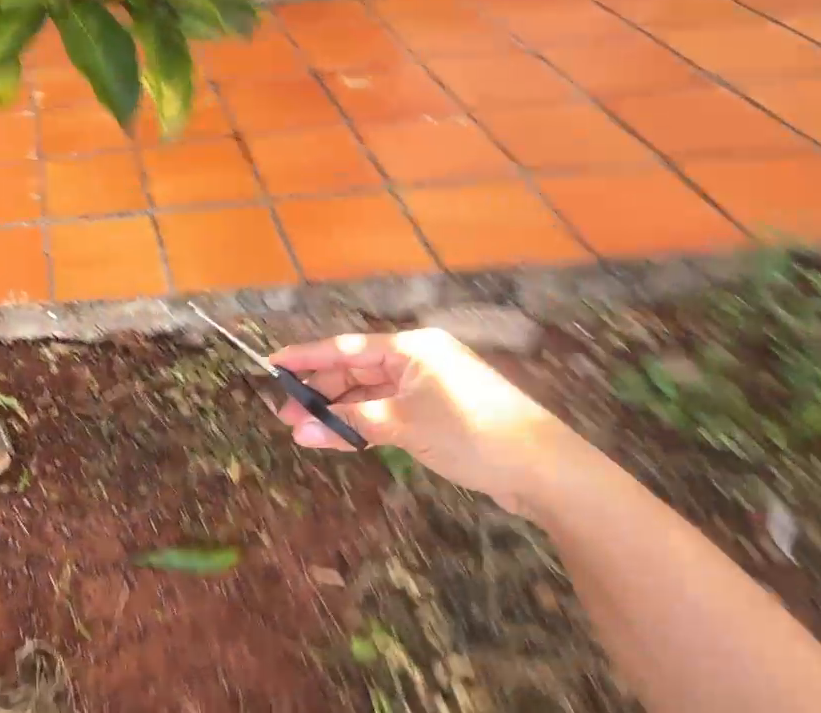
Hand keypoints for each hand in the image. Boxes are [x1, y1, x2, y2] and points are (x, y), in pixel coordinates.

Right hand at [269, 329, 586, 512]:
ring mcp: (429, 389)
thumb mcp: (401, 424)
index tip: (270, 365)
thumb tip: (298, 431)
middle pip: (354, 371)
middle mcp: (418, 361)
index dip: (305, 357)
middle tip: (286, 414)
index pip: (344, 347)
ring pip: (368, 395)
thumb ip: (346, 422)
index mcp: (411, 347)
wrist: (550, 473)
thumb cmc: (473, 433)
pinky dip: (362, 425)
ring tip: (304, 431)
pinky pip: (386, 413)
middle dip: (319, 393)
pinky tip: (337, 439)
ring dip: (337, 412)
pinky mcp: (438, 416)